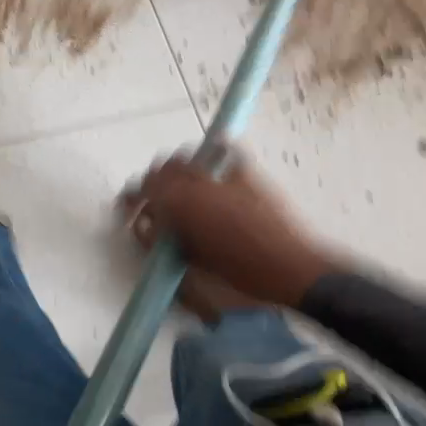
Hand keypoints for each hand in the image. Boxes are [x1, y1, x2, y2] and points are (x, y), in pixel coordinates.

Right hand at [119, 148, 335, 307]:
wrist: (295, 271)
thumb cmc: (243, 273)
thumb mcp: (194, 258)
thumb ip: (165, 236)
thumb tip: (146, 223)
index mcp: (178, 201)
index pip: (144, 187)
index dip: (133, 197)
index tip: (130, 206)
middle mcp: (194, 180)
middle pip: (162, 168)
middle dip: (155, 181)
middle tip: (156, 199)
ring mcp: (221, 174)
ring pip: (186, 157)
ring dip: (179, 168)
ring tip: (183, 185)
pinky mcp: (247, 174)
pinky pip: (226, 152)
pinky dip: (216, 152)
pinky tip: (214, 163)